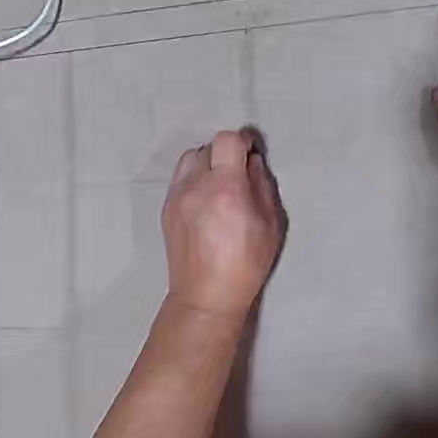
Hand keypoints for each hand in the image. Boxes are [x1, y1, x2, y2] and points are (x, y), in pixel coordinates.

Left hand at [162, 129, 285, 318]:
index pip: (227, 140)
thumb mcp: (270, 225)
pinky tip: (206, 199)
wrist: (206, 297)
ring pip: (190, 159)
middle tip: (239, 171)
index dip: (242, 140)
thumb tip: (253, 163)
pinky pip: (180, 179)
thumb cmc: (245, 265)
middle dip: (226, 152)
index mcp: (226, 188)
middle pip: (208, 147)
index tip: (251, 150)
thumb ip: (263, 186)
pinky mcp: (166, 209)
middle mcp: (196, 186)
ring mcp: (177, 197)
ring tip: (220, 183)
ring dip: (207, 162)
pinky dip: (194, 178)